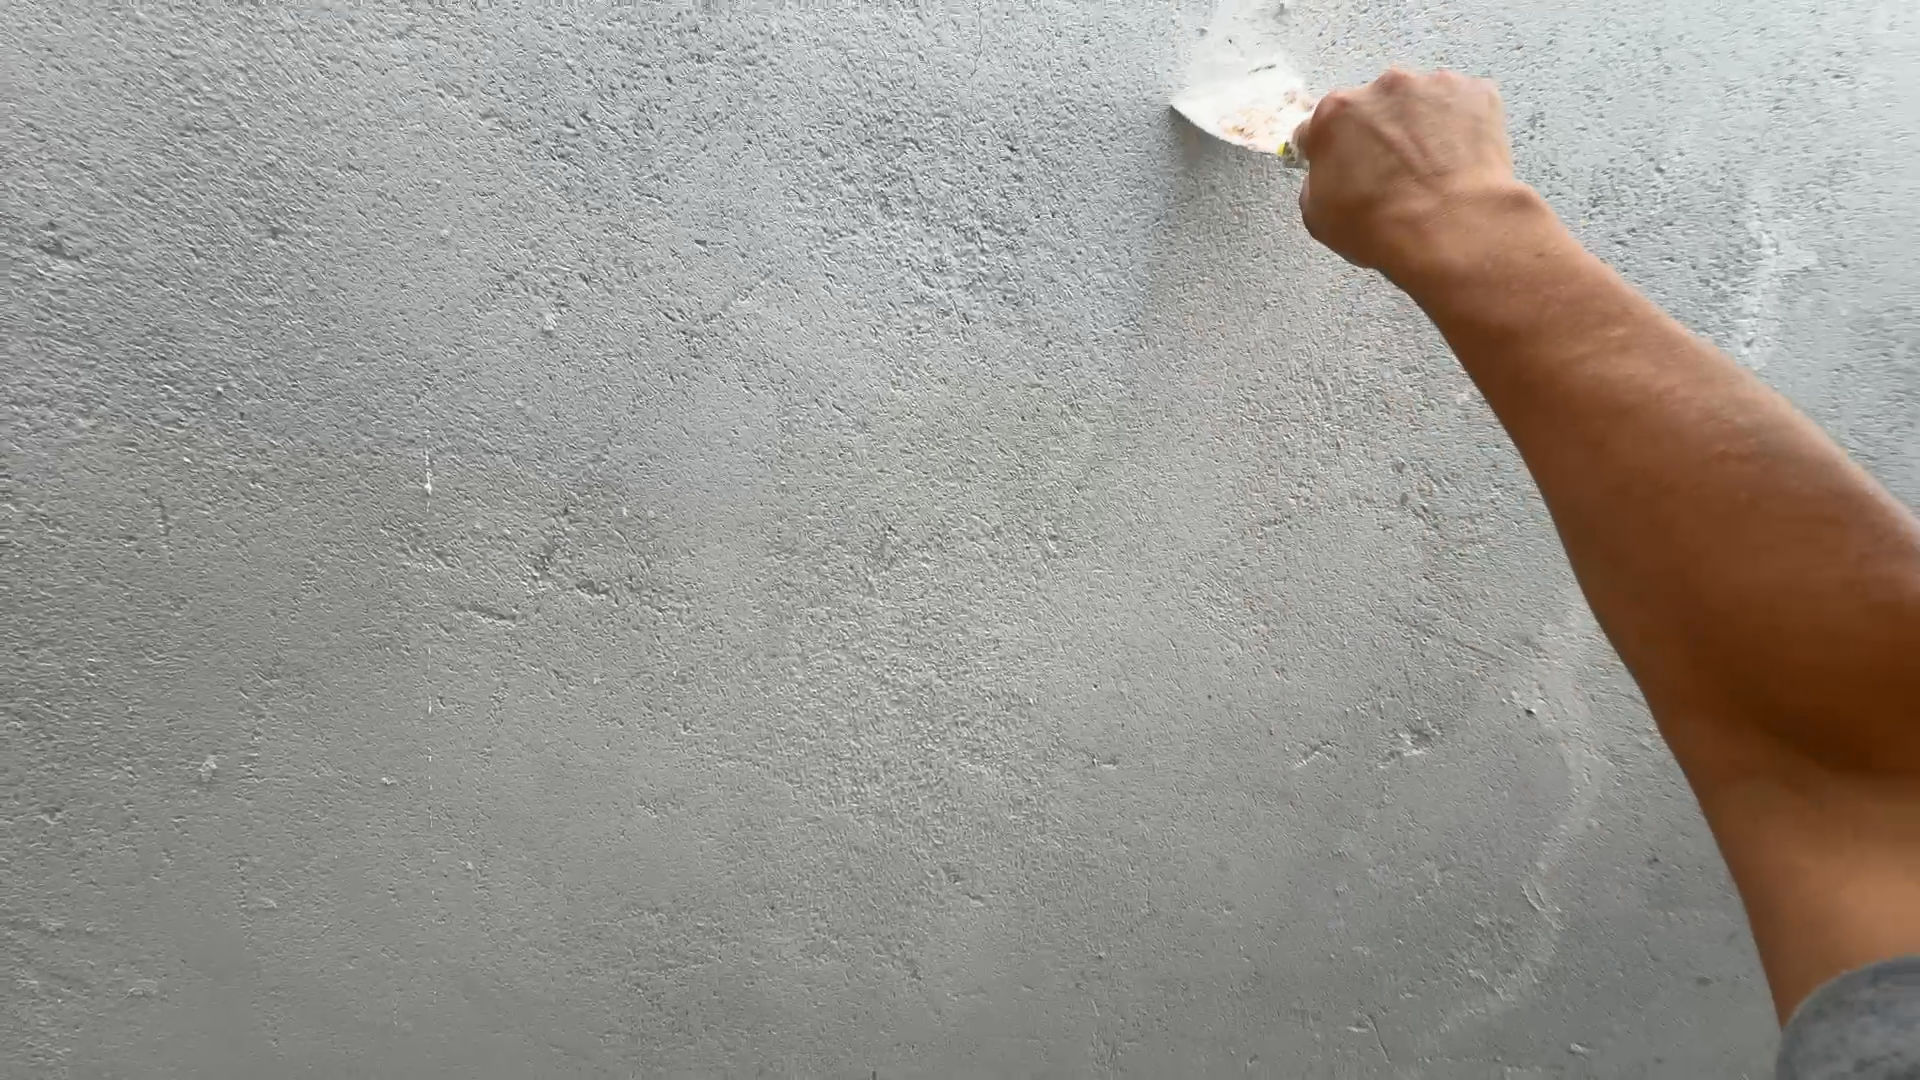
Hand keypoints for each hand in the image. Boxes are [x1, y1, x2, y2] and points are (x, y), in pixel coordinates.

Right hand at [1292, 69, 1537, 283]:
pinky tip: (1451, 162)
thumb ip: (1316, 181)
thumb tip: (1329, 174)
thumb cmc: (1376, 224)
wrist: (1446, 226)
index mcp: (1334, 114)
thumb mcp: (1317, 216)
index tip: (1337, 167)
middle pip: (1371, 107)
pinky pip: (1458, 105)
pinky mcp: (1476, 91)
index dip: (1327, 150)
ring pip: (1417, 103)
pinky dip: (1453, 128)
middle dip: (1373, 133)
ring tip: (1423, 169)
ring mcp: (1433, 84)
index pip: (1319, 125)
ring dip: (1415, 128)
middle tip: (1383, 172)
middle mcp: (1382, 88)